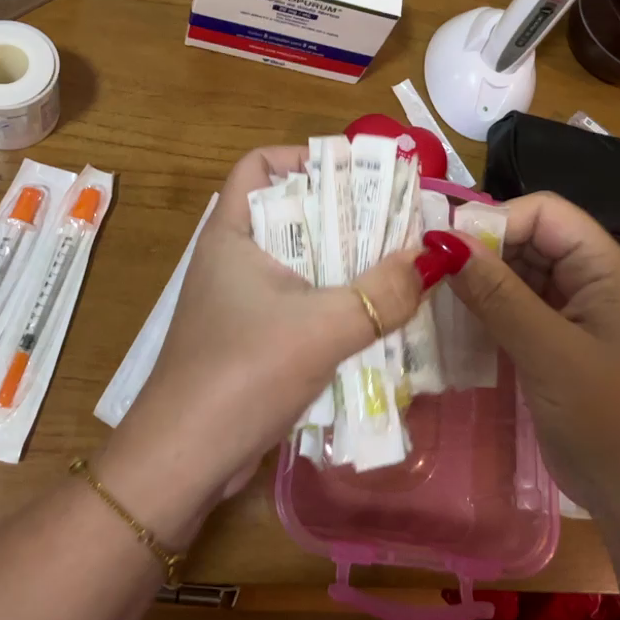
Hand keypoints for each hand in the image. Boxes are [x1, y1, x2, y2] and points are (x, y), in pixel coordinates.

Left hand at [98, 147, 430, 534]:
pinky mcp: (252, 341)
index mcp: (232, 234)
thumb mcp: (321, 328)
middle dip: (346, 216)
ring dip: (347, 266)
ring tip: (401, 268)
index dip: (305, 156)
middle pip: (293, 214)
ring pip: (302, 265)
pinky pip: (302, 306)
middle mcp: (234, 259)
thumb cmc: (242, 374)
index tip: (358, 172)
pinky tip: (378, 322)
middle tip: (400, 222)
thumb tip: (436, 257)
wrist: (183, 463)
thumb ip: (382, 294)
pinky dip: (337, 307)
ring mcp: (241, 303)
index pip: (260, 165)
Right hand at [444, 191, 619, 513]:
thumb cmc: (609, 422)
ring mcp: (582, 313)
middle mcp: (596, 279)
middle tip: (430, 272)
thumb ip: (496, 295)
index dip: (493, 220)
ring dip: (484, 281)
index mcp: (606, 267)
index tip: (443, 247)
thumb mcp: (548, 354)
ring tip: (436, 295)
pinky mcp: (567, 344)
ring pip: (524, 273)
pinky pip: (525, 308)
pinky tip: (460, 324)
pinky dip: (493, 310)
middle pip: (532, 238)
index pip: (544, 212)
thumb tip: (442, 242)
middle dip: (483, 249)